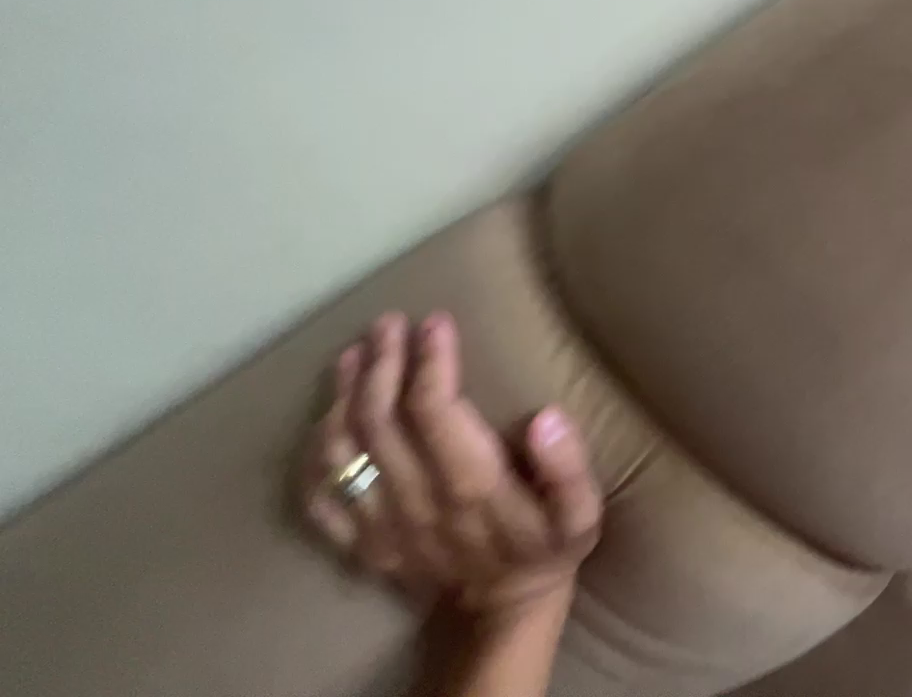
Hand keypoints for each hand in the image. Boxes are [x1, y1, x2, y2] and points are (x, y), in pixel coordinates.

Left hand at [302, 312, 602, 618]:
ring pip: (343, 449)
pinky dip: (314, 450)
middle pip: (381, 419)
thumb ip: (569, 466)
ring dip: (343, 395)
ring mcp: (379, 524)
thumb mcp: (582, 510)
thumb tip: (546, 416)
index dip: (431, 361)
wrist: (505, 606)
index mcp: (471, 485)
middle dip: (382, 363)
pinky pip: (317, 494)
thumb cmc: (550, 543)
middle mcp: (416, 500)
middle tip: (389, 322)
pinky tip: (326, 415)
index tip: (436, 321)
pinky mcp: (358, 541)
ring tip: (355, 352)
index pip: (435, 410)